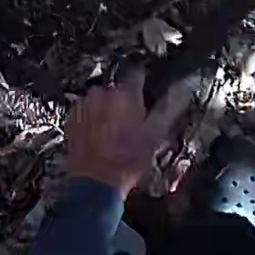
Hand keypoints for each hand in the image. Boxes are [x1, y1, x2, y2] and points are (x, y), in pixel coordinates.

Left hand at [63, 69, 190, 193]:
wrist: (95, 181)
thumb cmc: (127, 160)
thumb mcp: (156, 134)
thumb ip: (169, 107)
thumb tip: (182, 90)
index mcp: (125, 93)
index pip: (137, 74)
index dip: (143, 83)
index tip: (147, 91)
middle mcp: (102, 93)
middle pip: (117, 89)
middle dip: (124, 101)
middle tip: (132, 122)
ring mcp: (84, 104)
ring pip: (100, 99)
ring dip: (107, 109)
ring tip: (115, 132)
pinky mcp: (72, 117)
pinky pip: (86, 110)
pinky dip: (92, 117)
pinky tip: (100, 135)